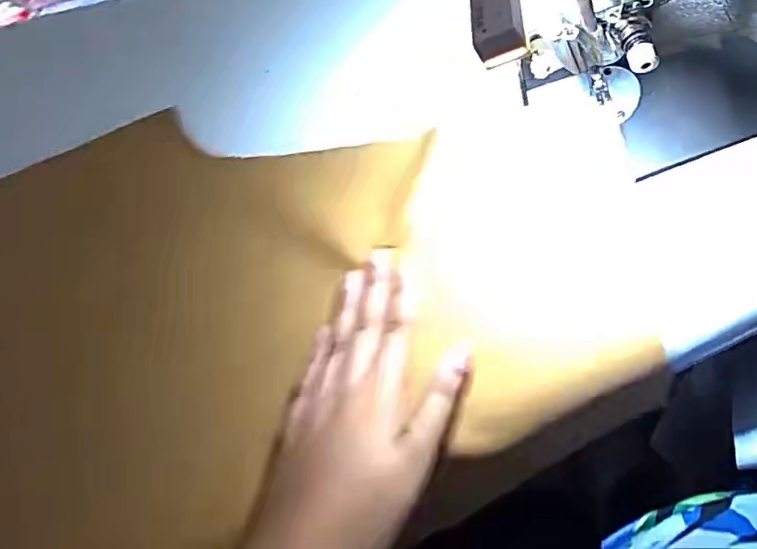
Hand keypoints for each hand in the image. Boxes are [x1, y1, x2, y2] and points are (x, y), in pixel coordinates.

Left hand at [243, 252, 472, 548]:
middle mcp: (346, 386)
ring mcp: (315, 404)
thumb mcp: (416, 458)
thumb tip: (464, 344)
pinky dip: (317, 347)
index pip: (394, 330)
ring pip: (333, 343)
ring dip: (344, 308)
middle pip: (363, 328)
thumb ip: (440, 399)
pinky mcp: (292, 425)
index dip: (401, 294)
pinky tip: (320, 333)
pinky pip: (308, 372)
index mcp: (379, 390)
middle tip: (376, 254)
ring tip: (350, 277)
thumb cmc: (369, 503)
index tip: (403, 262)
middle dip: (373, 289)